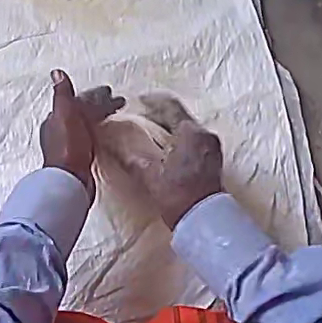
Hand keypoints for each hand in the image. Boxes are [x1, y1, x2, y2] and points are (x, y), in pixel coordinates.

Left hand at [39, 70, 124, 192]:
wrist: (71, 179)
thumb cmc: (67, 146)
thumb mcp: (64, 113)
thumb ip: (62, 94)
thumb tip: (57, 73)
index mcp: (55, 119)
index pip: (76, 101)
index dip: (93, 96)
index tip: (108, 91)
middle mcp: (59, 131)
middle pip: (82, 113)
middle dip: (99, 106)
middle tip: (117, 102)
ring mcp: (70, 145)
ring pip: (87, 125)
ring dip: (100, 118)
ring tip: (116, 114)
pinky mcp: (80, 157)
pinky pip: (91, 138)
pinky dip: (98, 132)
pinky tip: (105, 133)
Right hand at [96, 94, 223, 227]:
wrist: (204, 221)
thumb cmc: (177, 195)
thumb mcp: (148, 174)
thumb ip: (128, 154)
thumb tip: (108, 142)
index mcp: (191, 132)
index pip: (170, 107)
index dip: (152, 102)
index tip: (138, 101)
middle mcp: (205, 135)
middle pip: (180, 116)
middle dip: (159, 115)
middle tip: (141, 117)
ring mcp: (212, 148)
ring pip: (187, 128)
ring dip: (170, 128)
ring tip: (150, 132)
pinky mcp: (213, 160)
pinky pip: (194, 140)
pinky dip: (179, 139)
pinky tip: (166, 149)